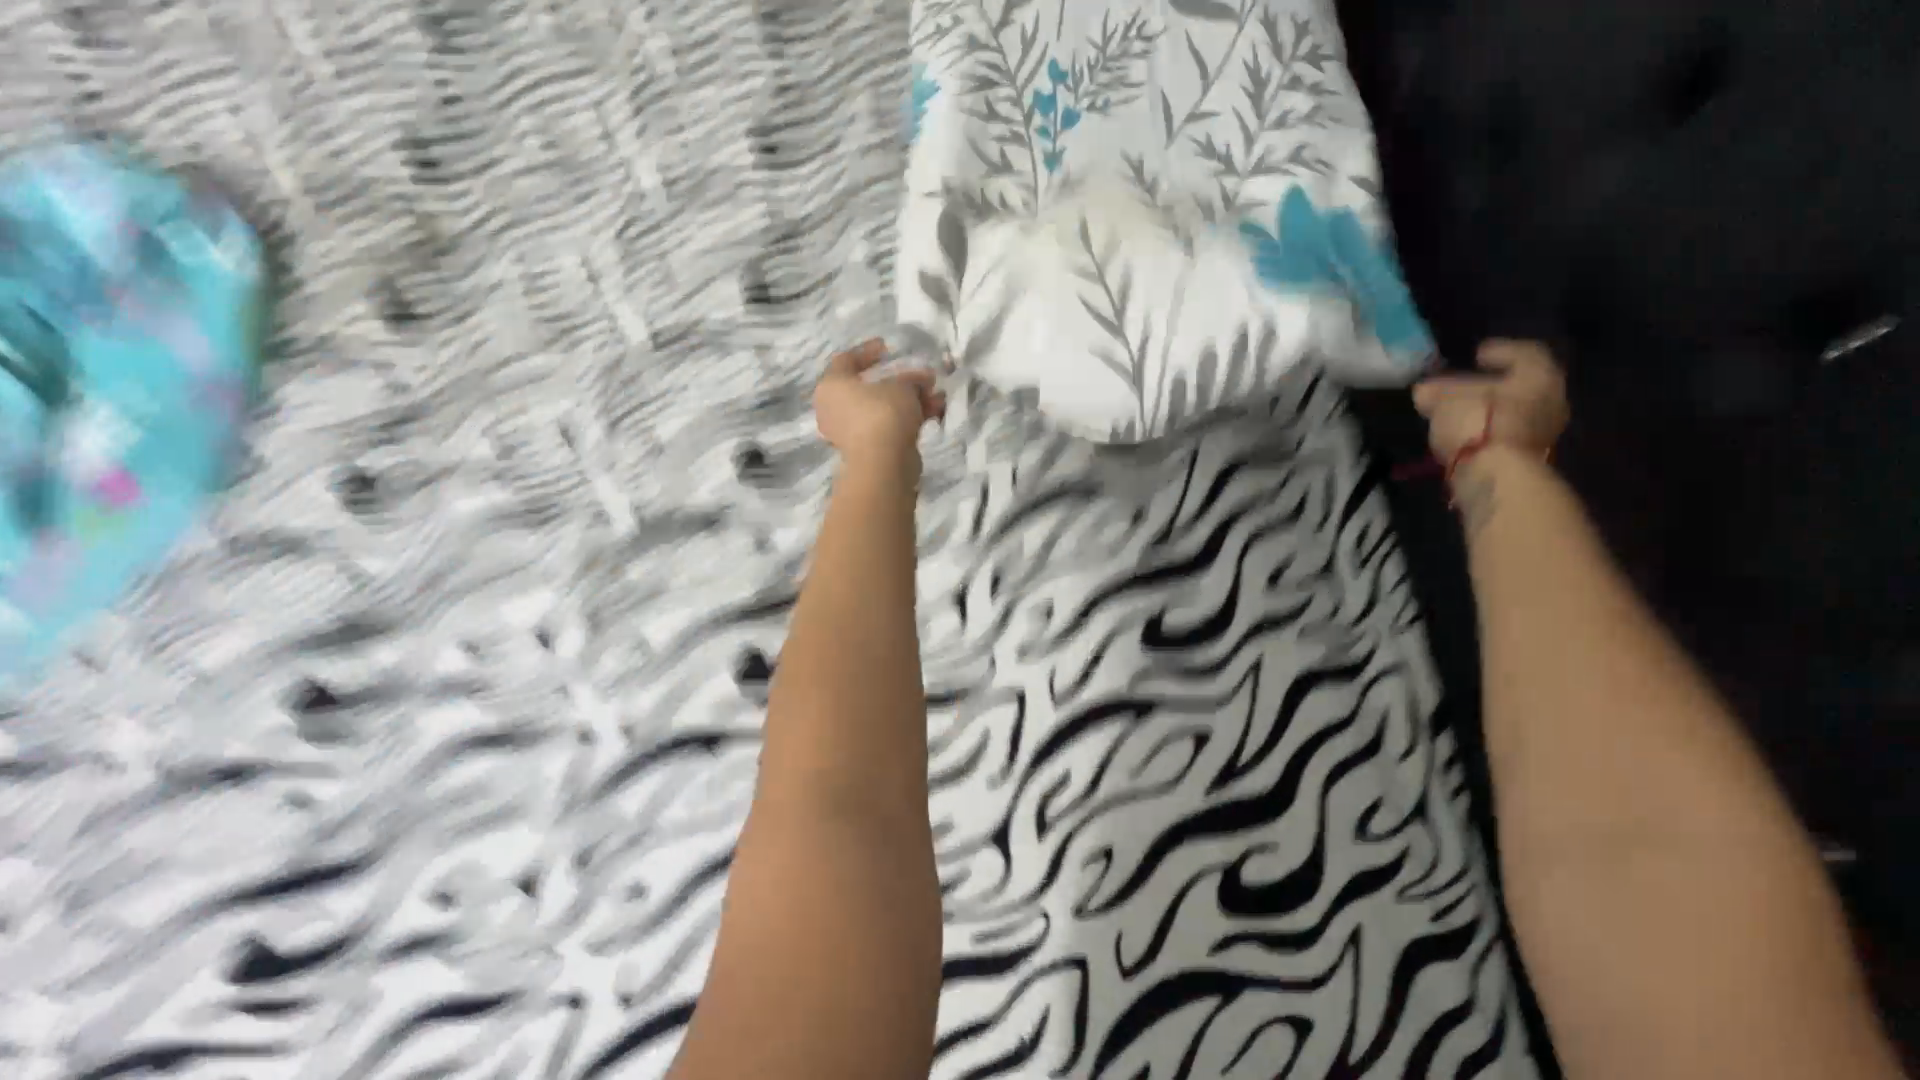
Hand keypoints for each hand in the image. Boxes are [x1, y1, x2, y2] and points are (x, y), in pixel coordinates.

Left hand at [814, 339, 946, 470]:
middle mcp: (833, 408)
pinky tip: (934, 414)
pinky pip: (887, 426)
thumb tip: (921, 379)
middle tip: (922, 377)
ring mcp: (848, 431)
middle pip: (868, 387)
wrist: (883, 463)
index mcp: (831, 385)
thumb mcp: (902, 385)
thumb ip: (911, 378)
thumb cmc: (883, 412)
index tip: (889, 347)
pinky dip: (907, 419)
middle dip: (900, 381)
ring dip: (910, 401)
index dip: (868, 351)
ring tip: (937, 396)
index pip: (846, 360)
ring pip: (882, 408)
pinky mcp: (865, 450)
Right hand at [1413, 339, 1569, 461]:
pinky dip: (1485, 432)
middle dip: (1487, 386)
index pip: (1525, 354)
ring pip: (1511, 413)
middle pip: (1518, 386)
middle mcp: (1550, 401)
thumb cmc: (1478, 424)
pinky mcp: (1528, 459)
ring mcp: (1542, 433)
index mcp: (1538, 376)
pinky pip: (1505, 436)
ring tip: (1455, 414)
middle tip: (1460, 387)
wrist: (1495, 477)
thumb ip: (1437, 391)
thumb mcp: (1447, 399)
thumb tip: (1424, 391)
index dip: (1500, 351)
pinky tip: (1462, 435)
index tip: (1477, 355)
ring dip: (1485, 412)